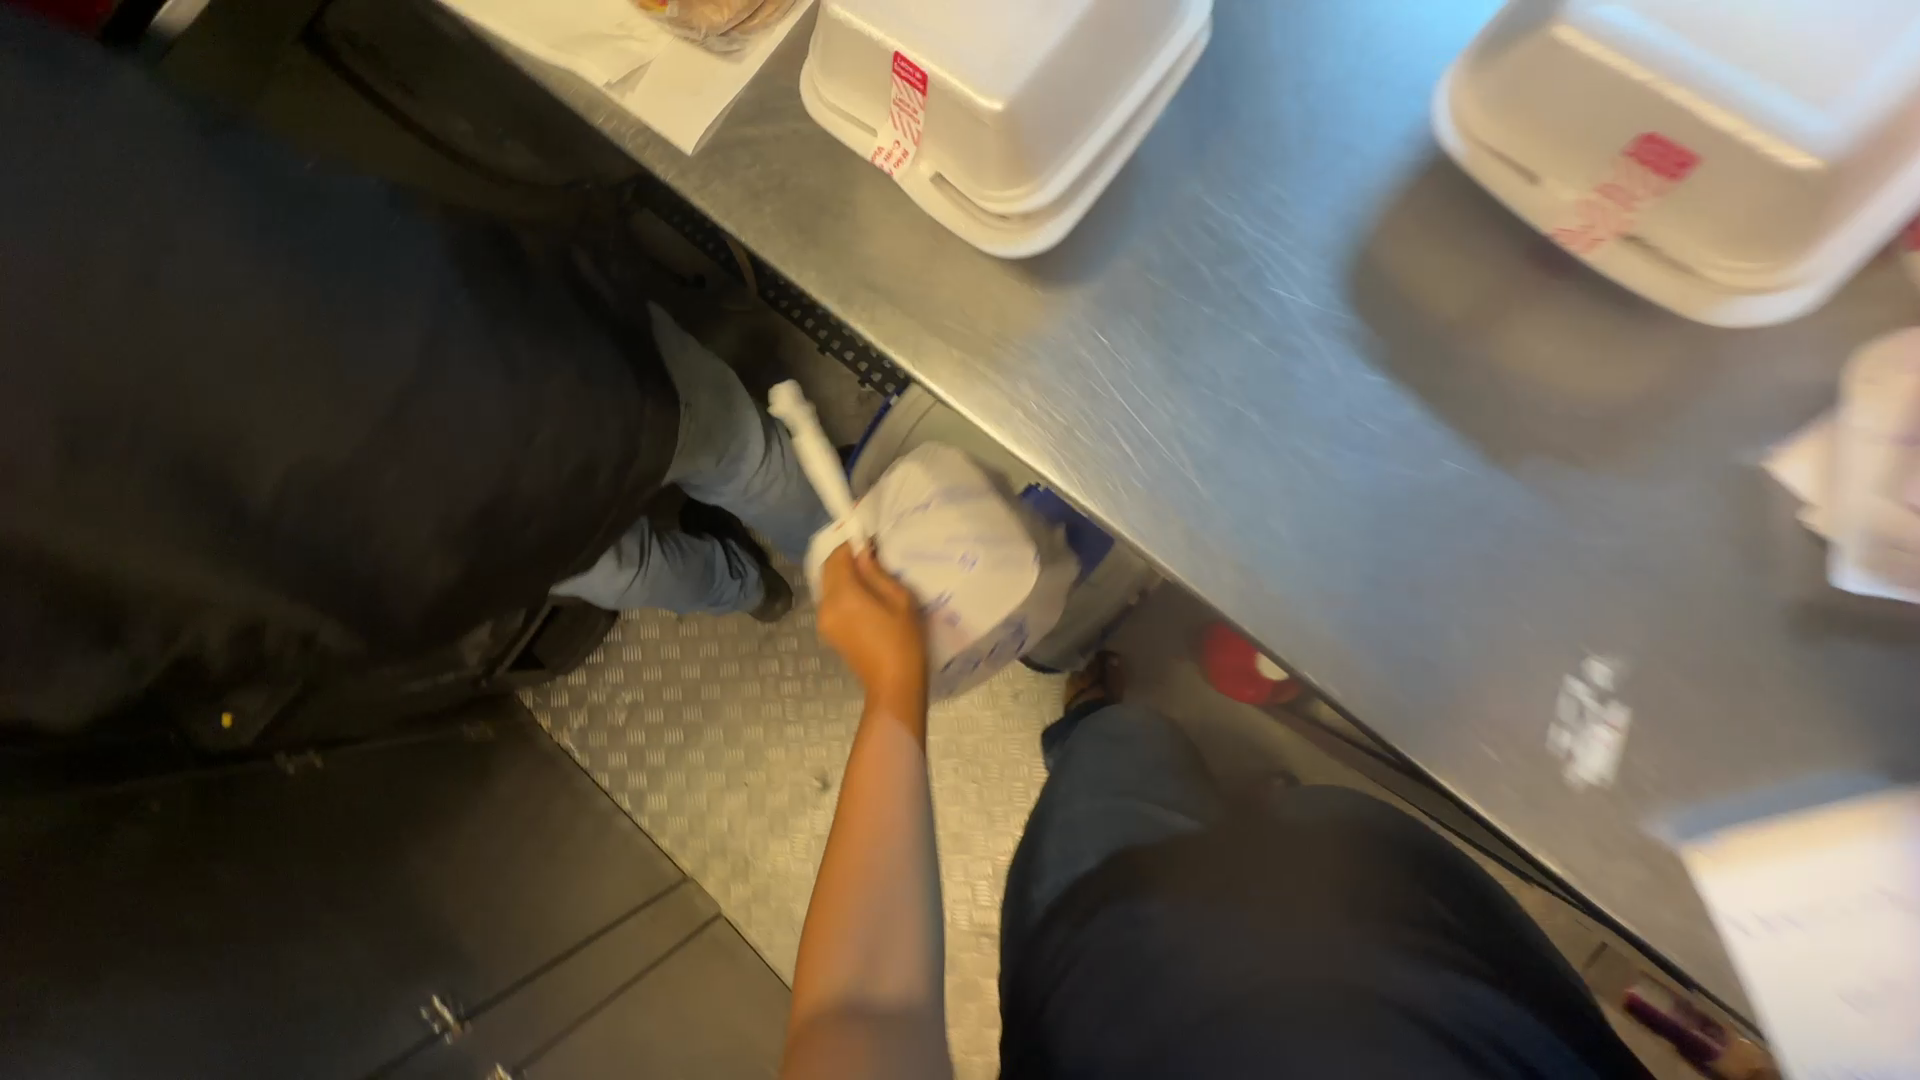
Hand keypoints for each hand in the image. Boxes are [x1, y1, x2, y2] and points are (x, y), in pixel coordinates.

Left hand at [817, 543, 926, 701]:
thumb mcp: (899, 599)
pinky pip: (831, 601)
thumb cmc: (903, 641)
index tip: (869, 540)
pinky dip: (843, 591)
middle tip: (870, 555)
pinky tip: (864, 596)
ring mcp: (823, 620)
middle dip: (845, 558)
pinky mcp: (828, 632)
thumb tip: (863, 551)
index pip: (837, 557)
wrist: (894, 684)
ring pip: (828, 585)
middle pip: (828, 570)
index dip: (851, 544)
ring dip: (844, 574)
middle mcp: (825, 605)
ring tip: (870, 575)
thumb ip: (876, 572)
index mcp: (843, 595)